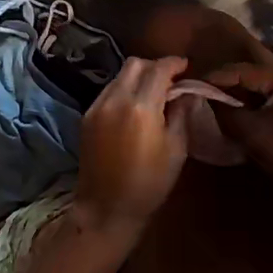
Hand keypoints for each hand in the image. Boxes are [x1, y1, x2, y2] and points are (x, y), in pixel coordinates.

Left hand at [73, 56, 193, 238]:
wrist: (106, 209)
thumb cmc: (149, 184)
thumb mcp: (176, 149)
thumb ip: (181, 114)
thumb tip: (186, 93)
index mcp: (140, 107)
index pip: (159, 69)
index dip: (174, 64)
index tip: (186, 66)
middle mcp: (115, 99)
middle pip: (134, 64)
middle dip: (155, 66)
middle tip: (171, 80)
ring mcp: (97, 107)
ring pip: (119, 76)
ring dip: (138, 77)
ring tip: (154, 93)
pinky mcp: (87, 117)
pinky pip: (108, 91)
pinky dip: (124, 90)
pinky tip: (135, 107)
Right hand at [201, 60, 272, 214]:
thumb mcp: (254, 136)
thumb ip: (227, 113)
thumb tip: (206, 98)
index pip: (242, 69)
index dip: (215, 75)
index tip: (192, 84)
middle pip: (254, 73)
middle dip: (227, 81)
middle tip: (202, 92)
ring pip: (263, 87)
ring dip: (240, 93)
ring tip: (216, 104)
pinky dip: (254, 104)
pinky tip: (241, 117)